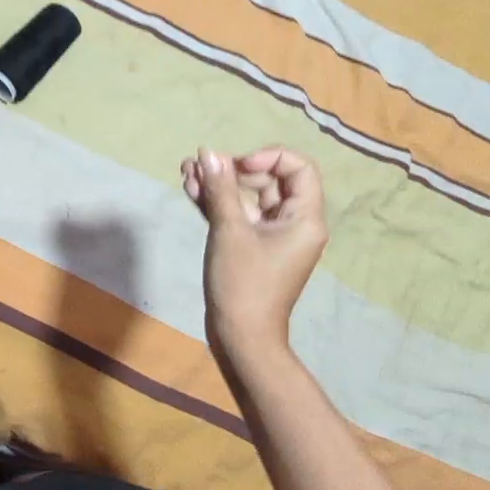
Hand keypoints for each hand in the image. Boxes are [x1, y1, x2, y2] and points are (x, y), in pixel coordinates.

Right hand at [181, 147, 328, 366]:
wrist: (241, 336)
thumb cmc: (244, 283)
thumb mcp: (230, 231)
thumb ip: (220, 188)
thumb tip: (208, 152)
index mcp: (304, 219)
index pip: (298, 168)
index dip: (268, 157)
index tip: (238, 166)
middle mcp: (293, 222)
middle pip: (269, 179)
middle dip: (232, 169)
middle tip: (200, 168)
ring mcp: (271, 235)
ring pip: (247, 196)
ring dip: (218, 183)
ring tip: (185, 173)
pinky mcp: (251, 245)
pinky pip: (237, 213)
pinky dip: (216, 201)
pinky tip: (191, 189)